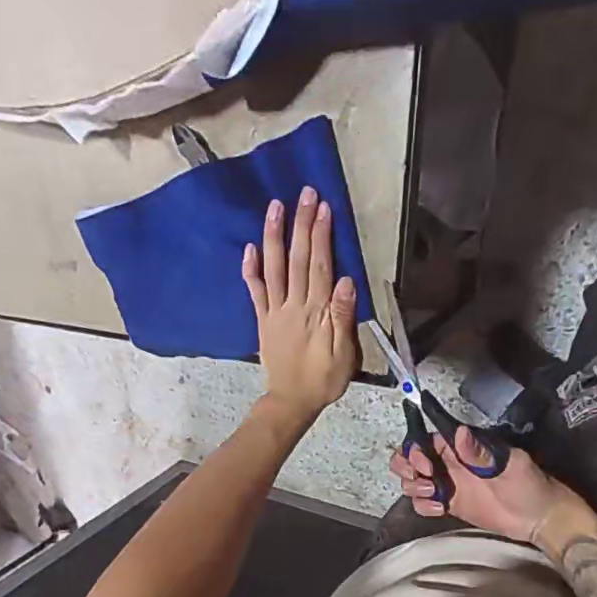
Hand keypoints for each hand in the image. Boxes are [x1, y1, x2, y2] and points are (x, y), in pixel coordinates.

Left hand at [244, 187, 358, 417]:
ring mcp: (275, 312)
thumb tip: (347, 281)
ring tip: (274, 207)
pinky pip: (255, 291)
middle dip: (301, 224)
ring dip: (274, 237)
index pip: (320, 266)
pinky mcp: (263, 321)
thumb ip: (343, 317)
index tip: (322, 207)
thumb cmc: (323, 380)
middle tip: (304, 193)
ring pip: (274, 268)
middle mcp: (293, 306)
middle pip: (298, 259)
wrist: (291, 402)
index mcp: (317, 312)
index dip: (321, 235)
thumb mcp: (344, 354)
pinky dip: (250, 269)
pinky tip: (249, 247)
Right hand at [387, 426, 578, 543]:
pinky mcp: (447, 505)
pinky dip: (424, 506)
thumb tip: (458, 433)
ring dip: (414, 488)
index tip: (426, 465)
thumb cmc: (528, 484)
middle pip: (409, 460)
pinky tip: (440, 509)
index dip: (416, 450)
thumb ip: (480, 451)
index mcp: (460, 447)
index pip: (424, 441)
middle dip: (406, 468)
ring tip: (436, 497)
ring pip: (411, 482)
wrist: (538, 518)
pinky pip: (422, 503)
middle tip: (424, 480)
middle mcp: (447, 463)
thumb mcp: (510, 463)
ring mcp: (445, 485)